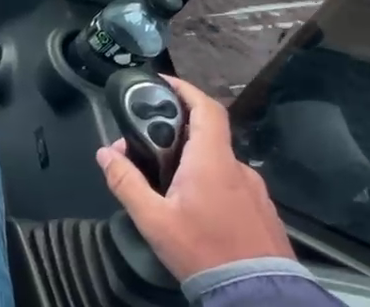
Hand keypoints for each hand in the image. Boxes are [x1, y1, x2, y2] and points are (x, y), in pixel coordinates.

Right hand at [96, 75, 293, 281]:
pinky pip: (230, 186)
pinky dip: (207, 184)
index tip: (161, 83)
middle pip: (205, 136)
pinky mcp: (264, 215)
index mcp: (213, 161)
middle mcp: (239, 170)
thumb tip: (105, 153)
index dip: (184, 88)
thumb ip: (125, 181)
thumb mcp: (152, 218)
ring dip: (189, 163)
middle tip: (143, 148)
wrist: (263, 299)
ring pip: (216, 164)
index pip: (207, 108)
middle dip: (172, 134)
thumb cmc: (204, 250)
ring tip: (163, 184)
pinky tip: (191, 208)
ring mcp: (256, 194)